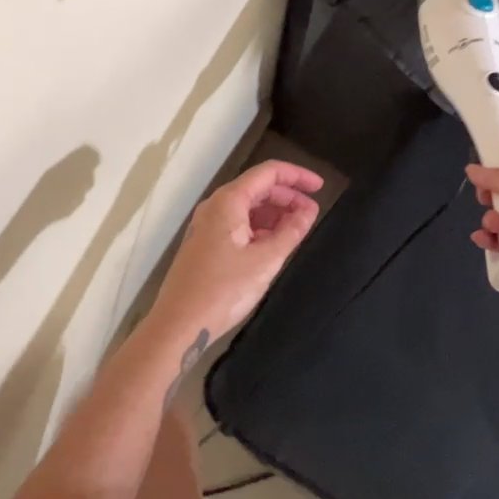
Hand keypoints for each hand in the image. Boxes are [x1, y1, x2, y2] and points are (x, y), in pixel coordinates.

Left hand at [147, 160, 323, 342]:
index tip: (320, 187)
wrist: (177, 326)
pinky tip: (273, 245)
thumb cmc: (223, 290)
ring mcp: (208, 224)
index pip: (268, 172)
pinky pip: (238, 224)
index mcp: (229, 201)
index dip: (297, 176)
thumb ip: (291, 231)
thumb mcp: (265, 260)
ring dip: (274, 214)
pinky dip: (260, 228)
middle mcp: (216, 206)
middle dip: (287, 196)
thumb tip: (310, 210)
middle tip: (312, 212)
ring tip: (297, 230)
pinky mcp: (205, 243)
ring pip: (248, 207)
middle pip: (258, 188)